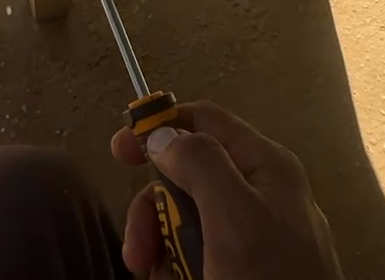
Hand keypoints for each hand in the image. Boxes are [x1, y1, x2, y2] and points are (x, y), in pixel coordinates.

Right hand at [111, 102, 341, 279]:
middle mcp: (260, 194)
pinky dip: (177, 268)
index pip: (203, 120)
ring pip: (187, 219)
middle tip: (138, 251)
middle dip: (154, 208)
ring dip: (161, 245)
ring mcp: (254, 237)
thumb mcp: (234, 219)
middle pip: (187, 175)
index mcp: (265, 167)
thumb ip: (200, 163)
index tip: (119, 152)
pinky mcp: (245, 271)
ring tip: (152, 276)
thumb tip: (163, 134)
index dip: (158, 125)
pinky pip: (199, 254)